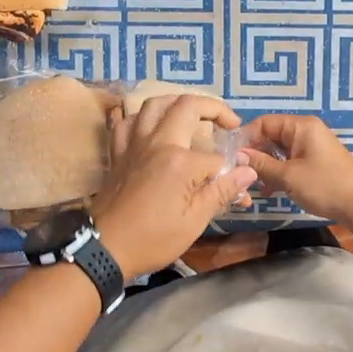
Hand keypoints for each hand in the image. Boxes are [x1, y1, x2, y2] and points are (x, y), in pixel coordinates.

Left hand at [92, 95, 257, 276]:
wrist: (104, 249)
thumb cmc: (152, 240)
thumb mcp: (194, 222)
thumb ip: (221, 192)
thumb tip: (248, 172)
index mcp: (179, 161)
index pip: (215, 157)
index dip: (231, 171)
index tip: (238, 188)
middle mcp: (157, 143)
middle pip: (187, 106)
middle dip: (213, 108)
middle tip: (228, 122)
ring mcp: (133, 145)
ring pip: (153, 104)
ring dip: (177, 102)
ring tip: (192, 114)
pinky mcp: (117, 153)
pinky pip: (125, 121)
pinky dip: (139, 117)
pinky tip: (149, 125)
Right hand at [240, 114, 352, 226]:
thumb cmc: (325, 185)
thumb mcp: (288, 176)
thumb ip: (261, 165)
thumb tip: (238, 156)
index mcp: (300, 126)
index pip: (263, 123)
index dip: (246, 138)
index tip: (232, 158)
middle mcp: (304, 132)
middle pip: (270, 136)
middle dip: (254, 154)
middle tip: (239, 174)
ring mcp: (310, 147)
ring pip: (278, 151)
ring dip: (265, 167)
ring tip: (253, 185)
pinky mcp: (314, 163)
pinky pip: (289, 162)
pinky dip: (278, 173)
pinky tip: (270, 190)